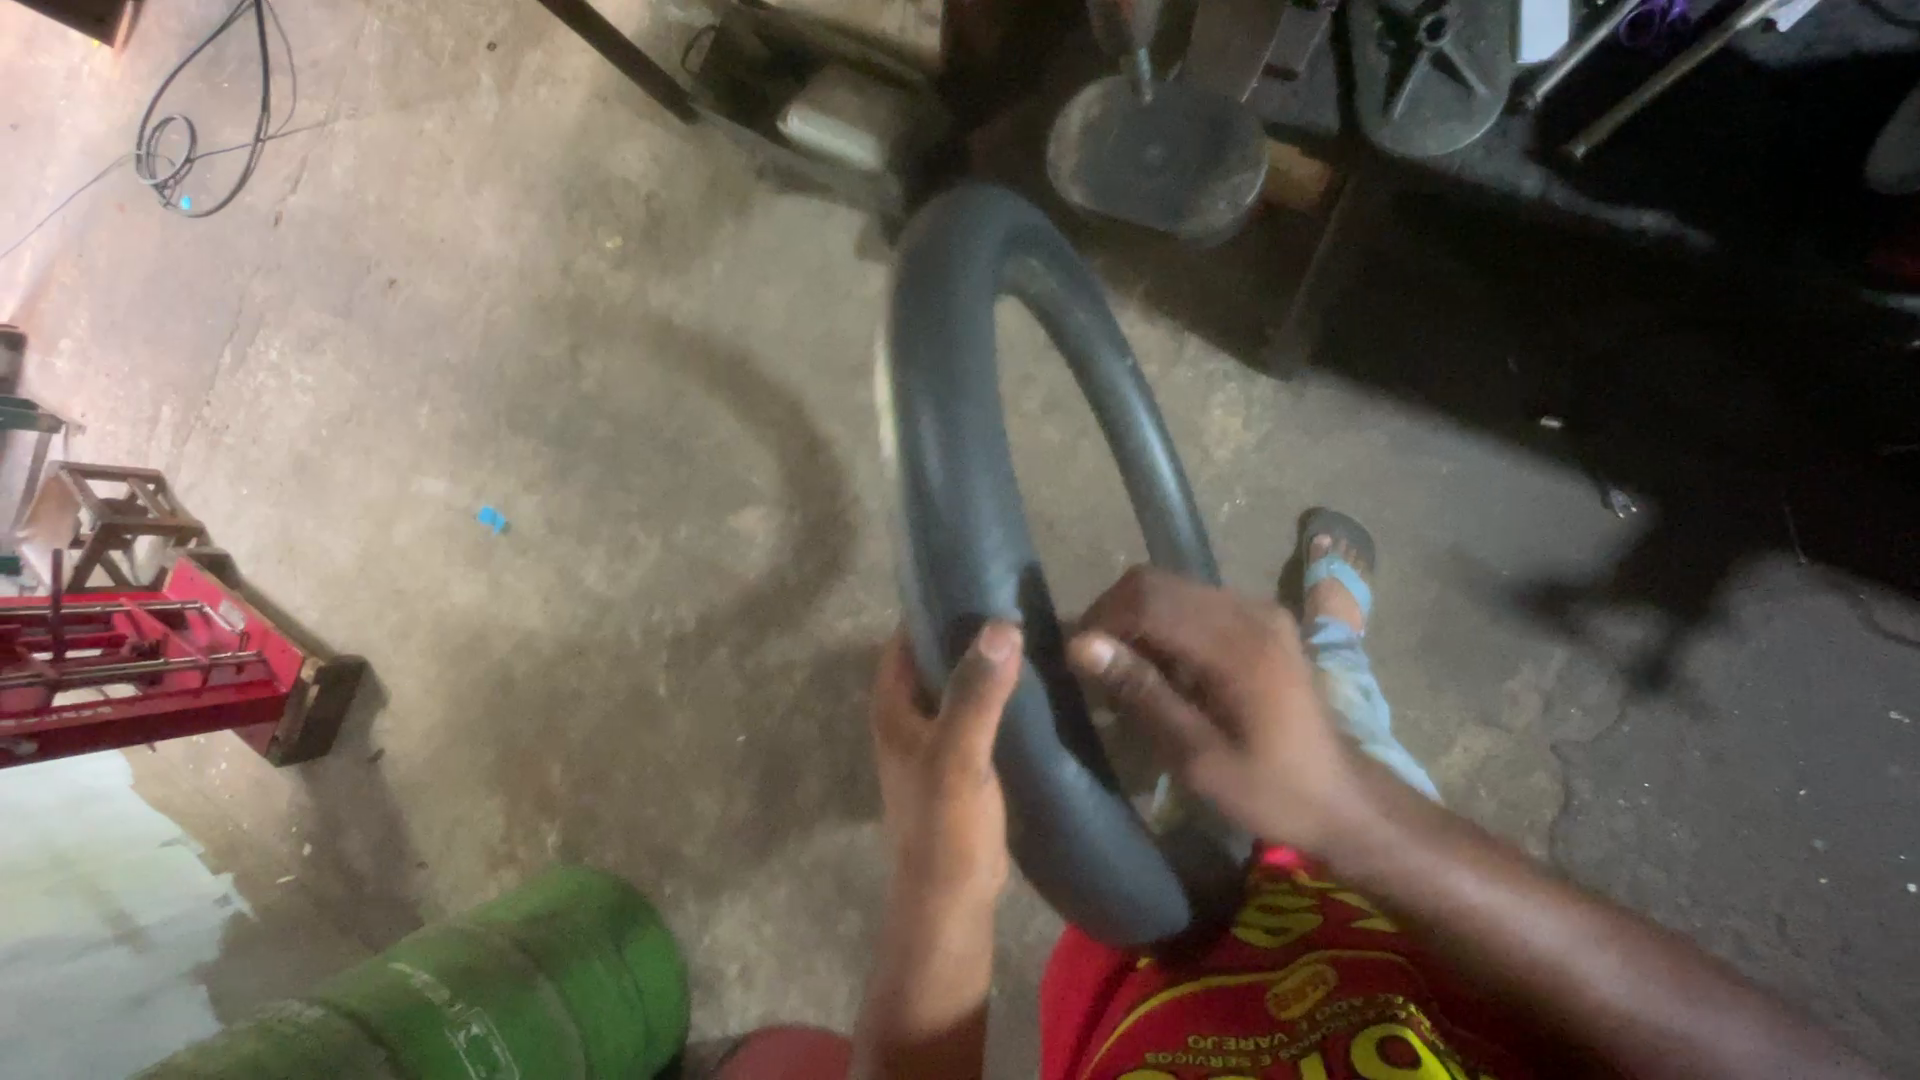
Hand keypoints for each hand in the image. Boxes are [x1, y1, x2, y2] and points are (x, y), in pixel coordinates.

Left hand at [869, 620, 1022, 907]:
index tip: (979, 580)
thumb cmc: (945, 824)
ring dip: (984, 666)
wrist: (950, 899)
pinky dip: (997, 698)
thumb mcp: (960, 754)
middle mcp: (906, 717)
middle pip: (934, 659)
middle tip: (1016, 604)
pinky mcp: (960, 763)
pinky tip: (1033, 688)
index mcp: (892, 706)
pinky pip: (976, 715)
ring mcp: (933, 741)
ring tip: (1031, 636)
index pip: (906, 638)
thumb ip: (976, 693)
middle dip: (968, 634)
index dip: (936, 608)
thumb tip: (1001, 626)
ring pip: (958, 687)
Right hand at [1067, 566, 1362, 854]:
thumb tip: (1081, 646)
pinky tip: (1163, 670)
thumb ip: (1141, 693)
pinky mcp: (1263, 620)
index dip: (1101, 621)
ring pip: (1172, 588)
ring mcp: (1260, 610)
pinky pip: (1195, 602)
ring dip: (1136, 620)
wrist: (1344, 799)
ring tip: (1126, 673)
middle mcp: (1250, 611)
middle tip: (1095, 667)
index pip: (1147, 598)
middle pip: (1155, 582)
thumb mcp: (1197, 757)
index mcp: (1238, 644)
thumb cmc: (1271, 791)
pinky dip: (1164, 624)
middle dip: (1113, 617)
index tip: (1077, 662)